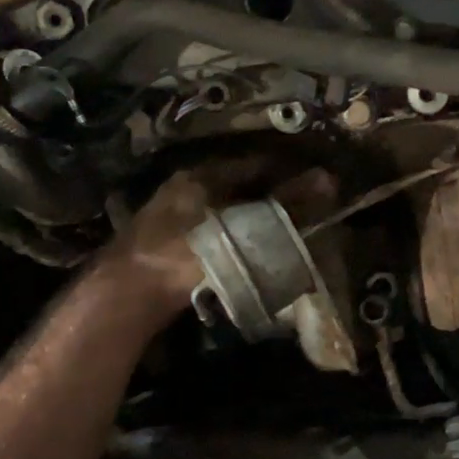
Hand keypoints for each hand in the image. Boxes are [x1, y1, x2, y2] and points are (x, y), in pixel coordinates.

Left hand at [100, 160, 338, 318]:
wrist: (130, 295)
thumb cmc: (191, 253)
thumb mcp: (245, 227)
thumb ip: (286, 205)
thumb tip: (329, 178)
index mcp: (202, 175)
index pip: (255, 163)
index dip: (288, 173)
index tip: (315, 188)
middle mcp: (184, 189)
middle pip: (239, 189)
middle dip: (271, 200)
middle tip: (303, 216)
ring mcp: (172, 219)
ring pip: (225, 213)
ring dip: (253, 224)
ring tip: (283, 238)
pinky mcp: (168, 247)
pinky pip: (213, 236)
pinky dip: (235, 242)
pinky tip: (251, 258)